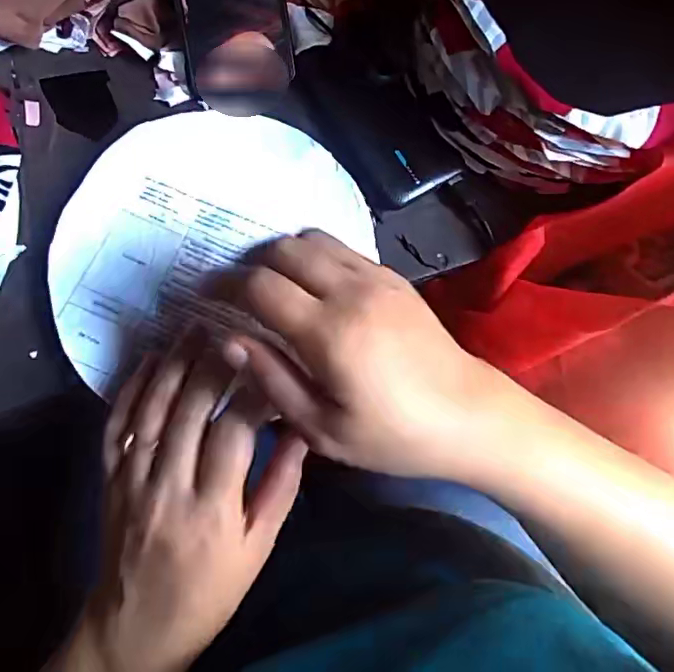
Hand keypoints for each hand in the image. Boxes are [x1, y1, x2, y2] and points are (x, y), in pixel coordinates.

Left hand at [55, 339, 306, 671]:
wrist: (135, 631)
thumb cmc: (209, 591)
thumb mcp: (257, 548)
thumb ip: (281, 486)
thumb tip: (303, 428)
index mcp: (211, 509)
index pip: (235, 433)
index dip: (254, 390)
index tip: (272, 358)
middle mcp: (168, 488)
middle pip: (191, 411)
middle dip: (213, 362)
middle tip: (233, 325)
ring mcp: (133, 481)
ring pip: (152, 410)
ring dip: (174, 363)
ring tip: (194, 327)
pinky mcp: (110, 479)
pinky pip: (116, 426)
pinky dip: (130, 388)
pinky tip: (149, 358)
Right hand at [217, 230, 515, 482]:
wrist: (466, 413)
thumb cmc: (392, 434)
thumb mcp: (323, 427)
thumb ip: (272, 378)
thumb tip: (227, 339)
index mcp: (329, 332)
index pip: (261, 286)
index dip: (227, 285)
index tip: (208, 294)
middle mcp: (351, 290)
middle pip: (285, 249)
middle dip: (253, 263)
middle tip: (240, 291)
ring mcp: (376, 277)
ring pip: (314, 239)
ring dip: (285, 254)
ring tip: (275, 284)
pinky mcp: (393, 275)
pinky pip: (343, 248)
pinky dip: (317, 255)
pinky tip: (315, 285)